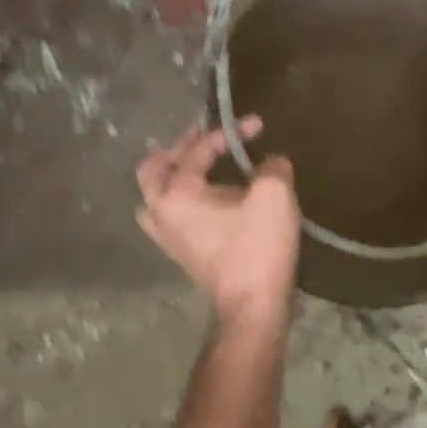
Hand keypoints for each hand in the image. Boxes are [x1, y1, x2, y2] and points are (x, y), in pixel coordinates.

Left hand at [136, 118, 300, 325]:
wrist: (253, 303)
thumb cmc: (258, 245)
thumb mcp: (274, 194)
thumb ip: (272, 167)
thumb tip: (271, 163)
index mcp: (175, 195)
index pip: (196, 151)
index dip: (228, 132)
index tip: (258, 124)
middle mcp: (160, 213)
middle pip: (153, 171)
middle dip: (179, 148)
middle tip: (205, 136)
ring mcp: (167, 237)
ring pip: (156, 196)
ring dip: (175, 175)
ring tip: (201, 165)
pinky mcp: (183, 252)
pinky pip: (172, 213)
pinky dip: (185, 195)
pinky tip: (212, 195)